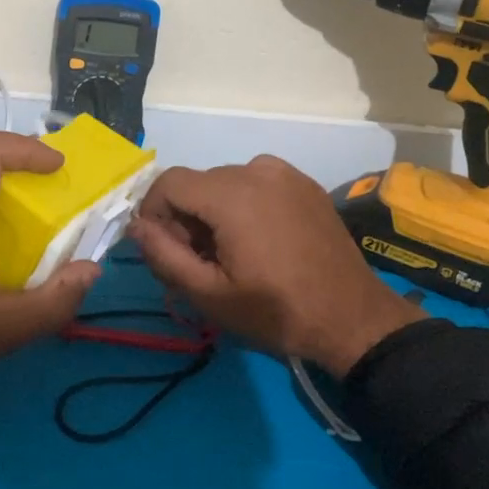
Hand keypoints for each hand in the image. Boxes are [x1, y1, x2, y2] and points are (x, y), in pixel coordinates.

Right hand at [128, 156, 425, 377]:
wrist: (353, 319)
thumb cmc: (276, 312)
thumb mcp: (209, 294)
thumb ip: (162, 255)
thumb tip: (135, 225)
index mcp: (232, 193)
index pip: (167, 183)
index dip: (154, 214)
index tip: (166, 251)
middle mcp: (256, 169)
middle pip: (197, 183)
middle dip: (185, 218)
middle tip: (199, 263)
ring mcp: (285, 173)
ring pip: (225, 183)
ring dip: (214, 212)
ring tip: (231, 255)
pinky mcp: (304, 184)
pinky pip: (255, 184)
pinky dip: (243, 206)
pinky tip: (259, 242)